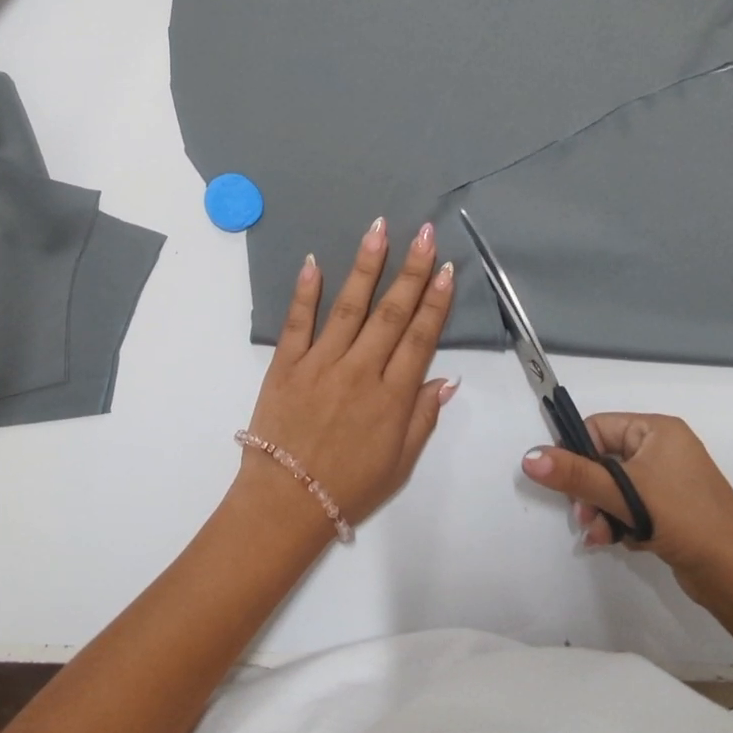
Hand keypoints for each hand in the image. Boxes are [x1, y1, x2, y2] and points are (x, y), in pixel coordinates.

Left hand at [239, 218, 458, 534]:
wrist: (286, 502)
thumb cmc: (348, 488)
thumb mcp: (400, 463)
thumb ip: (422, 418)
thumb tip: (446, 378)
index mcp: (392, 397)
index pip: (420, 338)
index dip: (436, 302)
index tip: (446, 269)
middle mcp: (360, 372)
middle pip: (391, 314)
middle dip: (411, 271)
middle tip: (425, 233)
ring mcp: (320, 365)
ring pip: (348, 307)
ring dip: (366, 266)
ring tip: (379, 230)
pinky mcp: (285, 365)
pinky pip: (297, 323)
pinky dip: (306, 292)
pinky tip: (314, 262)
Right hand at [521, 414, 732, 607]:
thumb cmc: (685, 519)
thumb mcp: (625, 493)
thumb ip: (574, 475)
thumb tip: (529, 458)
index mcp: (657, 430)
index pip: (597, 428)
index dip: (576, 454)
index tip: (563, 484)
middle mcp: (662, 449)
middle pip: (602, 461)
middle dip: (589, 493)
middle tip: (584, 517)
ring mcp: (667, 481)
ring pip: (613, 489)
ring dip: (600, 513)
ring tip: (600, 536)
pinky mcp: (669, 510)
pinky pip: (629, 508)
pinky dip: (618, 524)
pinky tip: (616, 543)